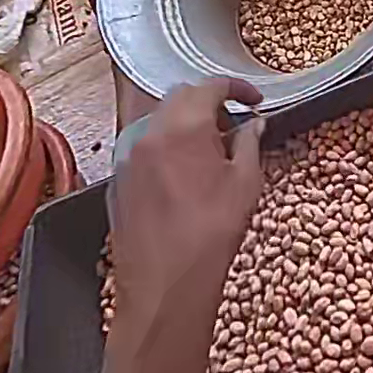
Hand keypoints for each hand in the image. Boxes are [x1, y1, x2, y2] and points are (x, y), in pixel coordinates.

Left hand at [109, 78, 265, 317]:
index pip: (210, 86)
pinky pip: (144, 150)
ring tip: (210, 153)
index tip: (254, 100)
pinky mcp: (118, 182)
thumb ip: (250, 143)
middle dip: (210, 102)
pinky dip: (166, 149)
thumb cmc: (212, 233)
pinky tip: (184, 177)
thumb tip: (254, 124)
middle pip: (181, 97)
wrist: (165, 286)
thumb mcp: (245, 183)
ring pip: (159, 122)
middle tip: (234, 125)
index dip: (237, 87)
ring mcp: (128, 159)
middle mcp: (149, 134)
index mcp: (184, 128)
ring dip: (187, 125)